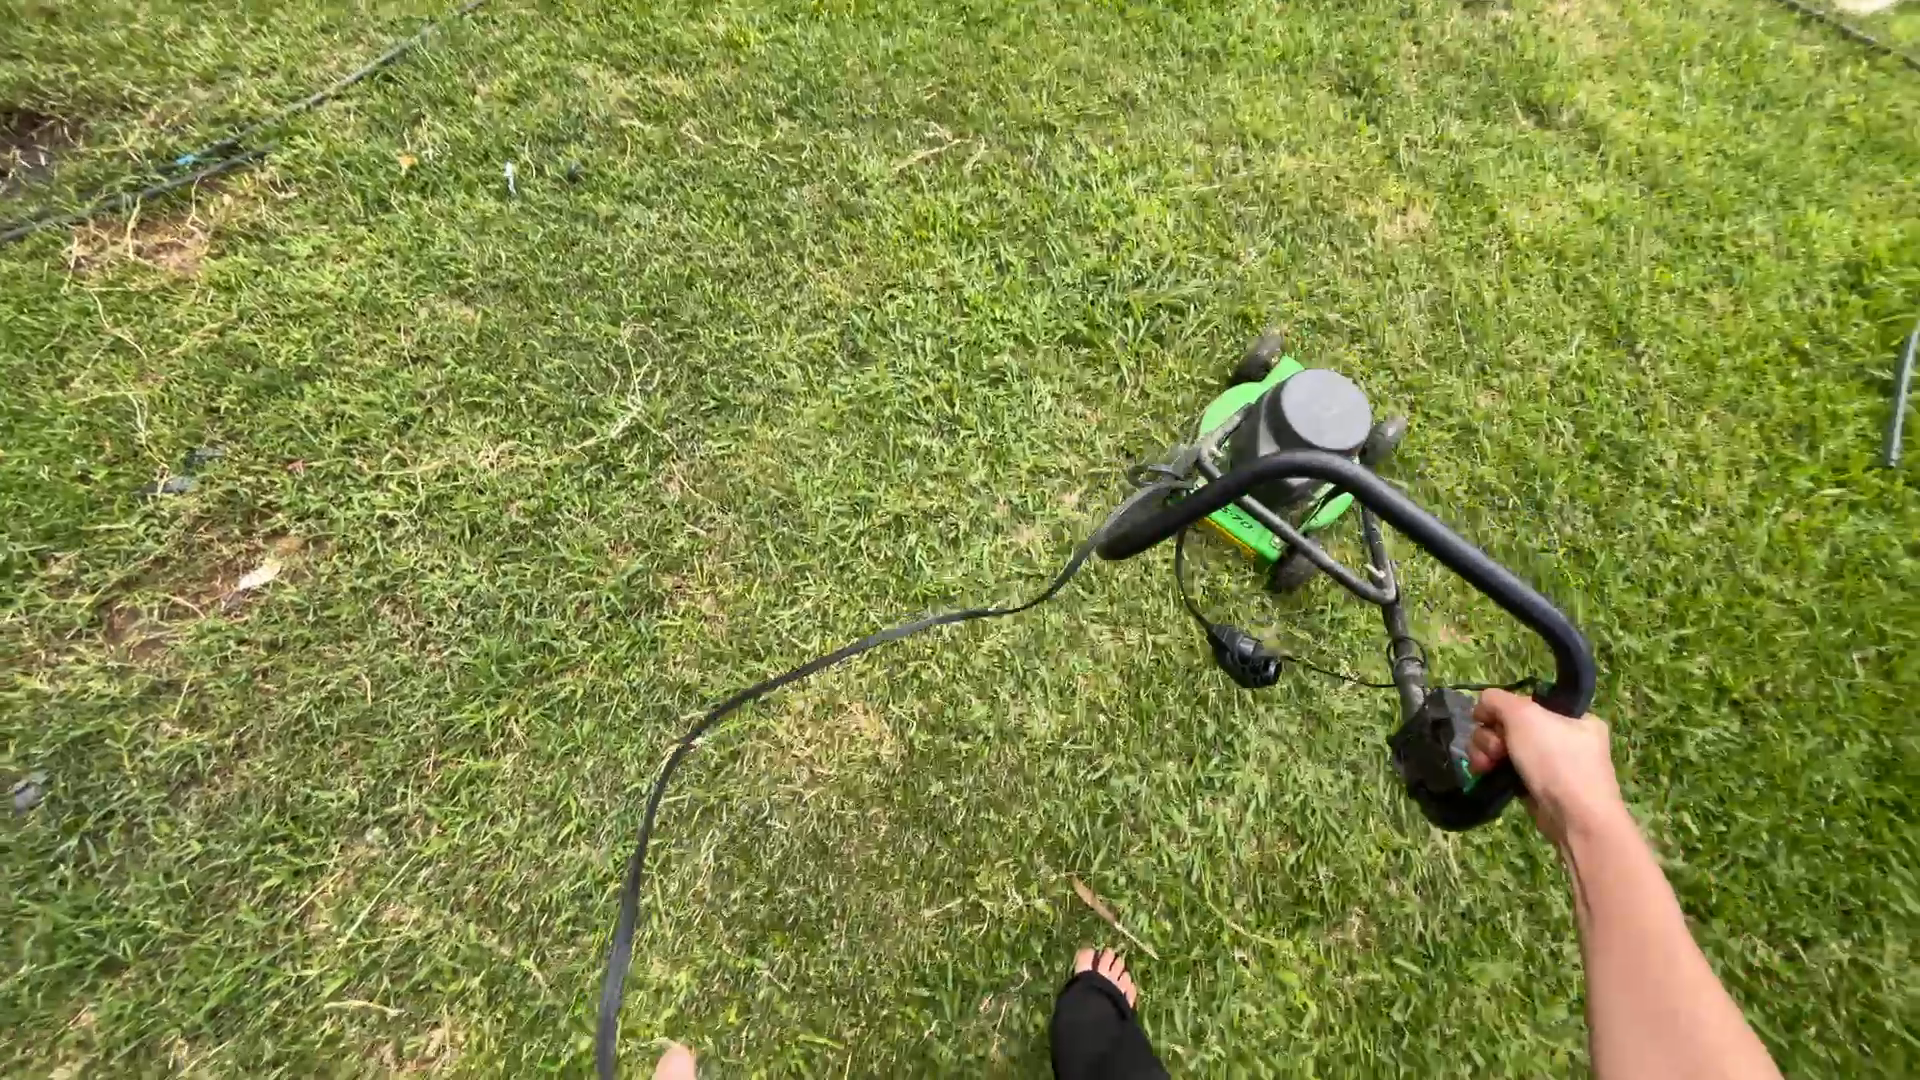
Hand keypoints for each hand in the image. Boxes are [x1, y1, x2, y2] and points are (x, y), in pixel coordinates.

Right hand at [1468, 687, 1627, 846]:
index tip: (1492, 721)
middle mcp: (1560, 736)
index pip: (1523, 702)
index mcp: (1572, 717)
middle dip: (1490, 734)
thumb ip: (1497, 699)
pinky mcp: (1532, 781)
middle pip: (1506, 723)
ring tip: (1486, 764)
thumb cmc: (1555, 759)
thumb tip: (1483, 708)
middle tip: (1496, 749)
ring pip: (1499, 743)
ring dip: (1484, 750)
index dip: (1501, 710)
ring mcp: (1546, 761)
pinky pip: (1501, 764)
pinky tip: (1484, 772)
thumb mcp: (1523, 714)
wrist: (1575, 815)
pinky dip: (1489, 766)